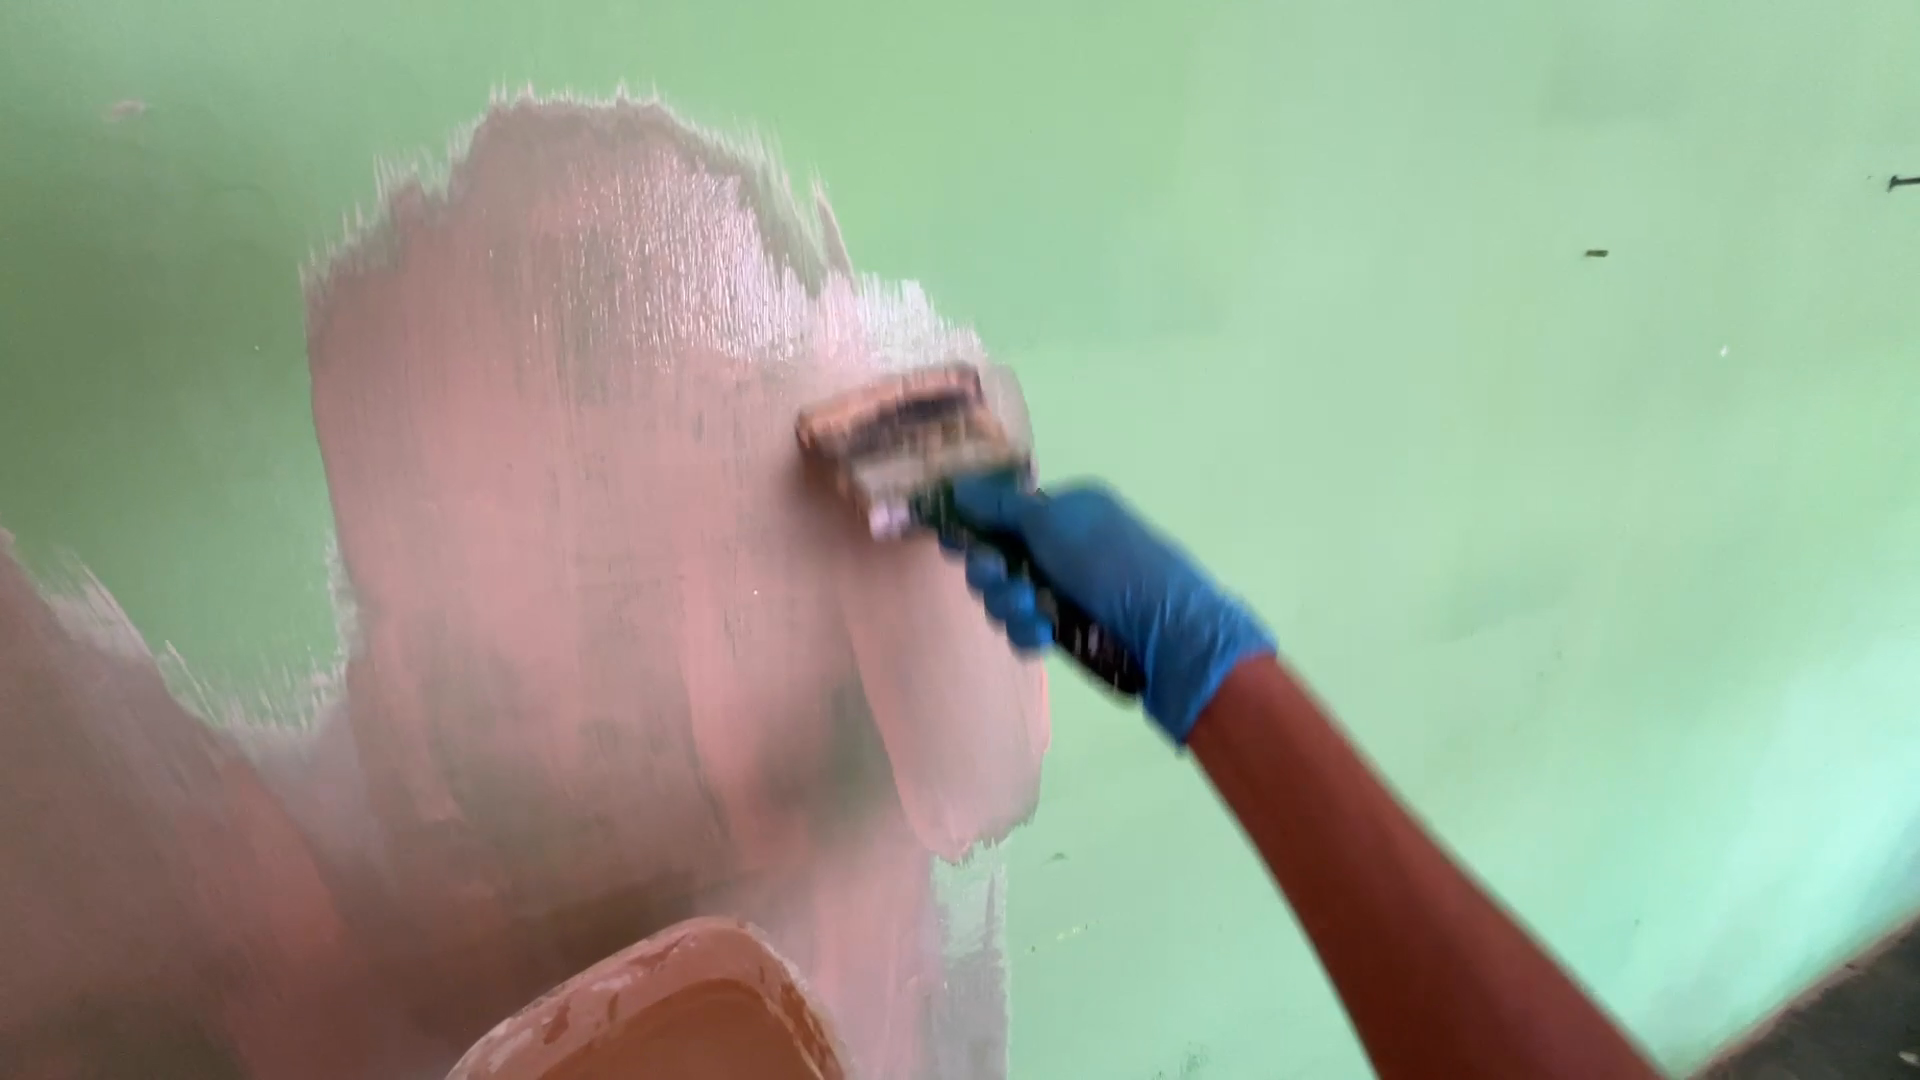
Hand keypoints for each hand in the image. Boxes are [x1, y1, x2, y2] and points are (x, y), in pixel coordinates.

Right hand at [944, 474, 1273, 743]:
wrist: (1165, 630)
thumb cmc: (1109, 561)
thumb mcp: (1053, 521)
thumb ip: (1000, 506)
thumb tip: (958, 484)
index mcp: (1061, 512)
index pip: (1000, 514)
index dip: (972, 527)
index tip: (952, 542)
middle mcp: (1059, 547)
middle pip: (994, 559)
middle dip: (991, 574)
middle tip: (1002, 578)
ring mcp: (1061, 590)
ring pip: (1004, 597)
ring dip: (1009, 606)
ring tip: (1033, 614)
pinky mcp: (1064, 628)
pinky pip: (1023, 627)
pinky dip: (1028, 632)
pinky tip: (1044, 637)